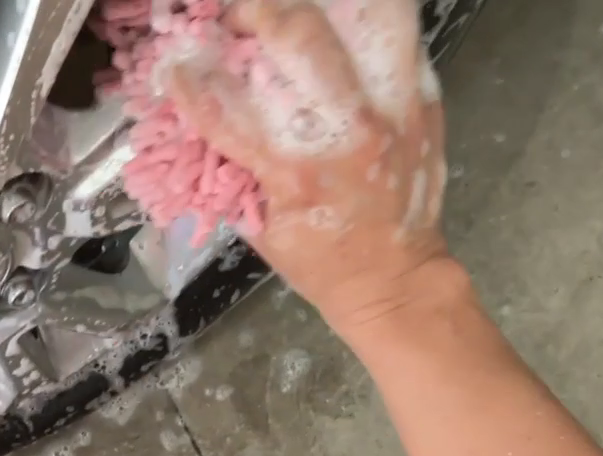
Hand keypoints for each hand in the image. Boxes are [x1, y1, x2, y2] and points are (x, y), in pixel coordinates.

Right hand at [168, 0, 449, 327]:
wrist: (396, 280)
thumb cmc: (321, 264)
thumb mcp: (264, 233)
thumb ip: (238, 176)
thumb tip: (211, 129)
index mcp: (298, 174)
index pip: (229, 111)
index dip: (193, 84)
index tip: (177, 67)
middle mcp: (349, 131)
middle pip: (299, 35)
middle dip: (256, 13)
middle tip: (238, 18)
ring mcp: (395, 109)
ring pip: (367, 13)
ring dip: (321, 4)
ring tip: (295, 10)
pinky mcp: (425, 102)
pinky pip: (402, 34)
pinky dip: (367, 21)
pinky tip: (341, 28)